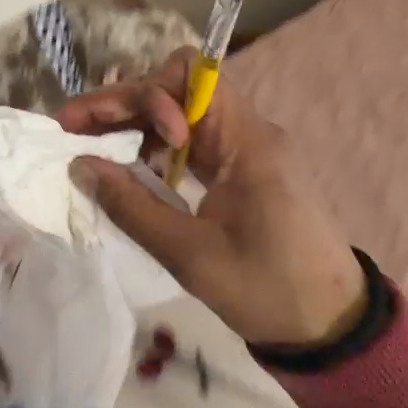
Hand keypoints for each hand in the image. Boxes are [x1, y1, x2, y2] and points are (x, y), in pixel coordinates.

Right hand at [57, 51, 368, 350]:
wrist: (335, 333)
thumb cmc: (268, 289)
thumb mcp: (189, 255)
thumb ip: (130, 205)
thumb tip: (78, 164)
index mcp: (246, 141)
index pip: (189, 75)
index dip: (148, 92)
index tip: (125, 134)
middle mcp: (245, 133)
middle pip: (175, 88)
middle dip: (121, 102)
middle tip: (72, 127)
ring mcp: (243, 151)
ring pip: (177, 111)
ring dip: (131, 122)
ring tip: (91, 147)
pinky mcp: (240, 171)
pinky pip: (188, 139)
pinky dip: (152, 144)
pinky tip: (129, 168)